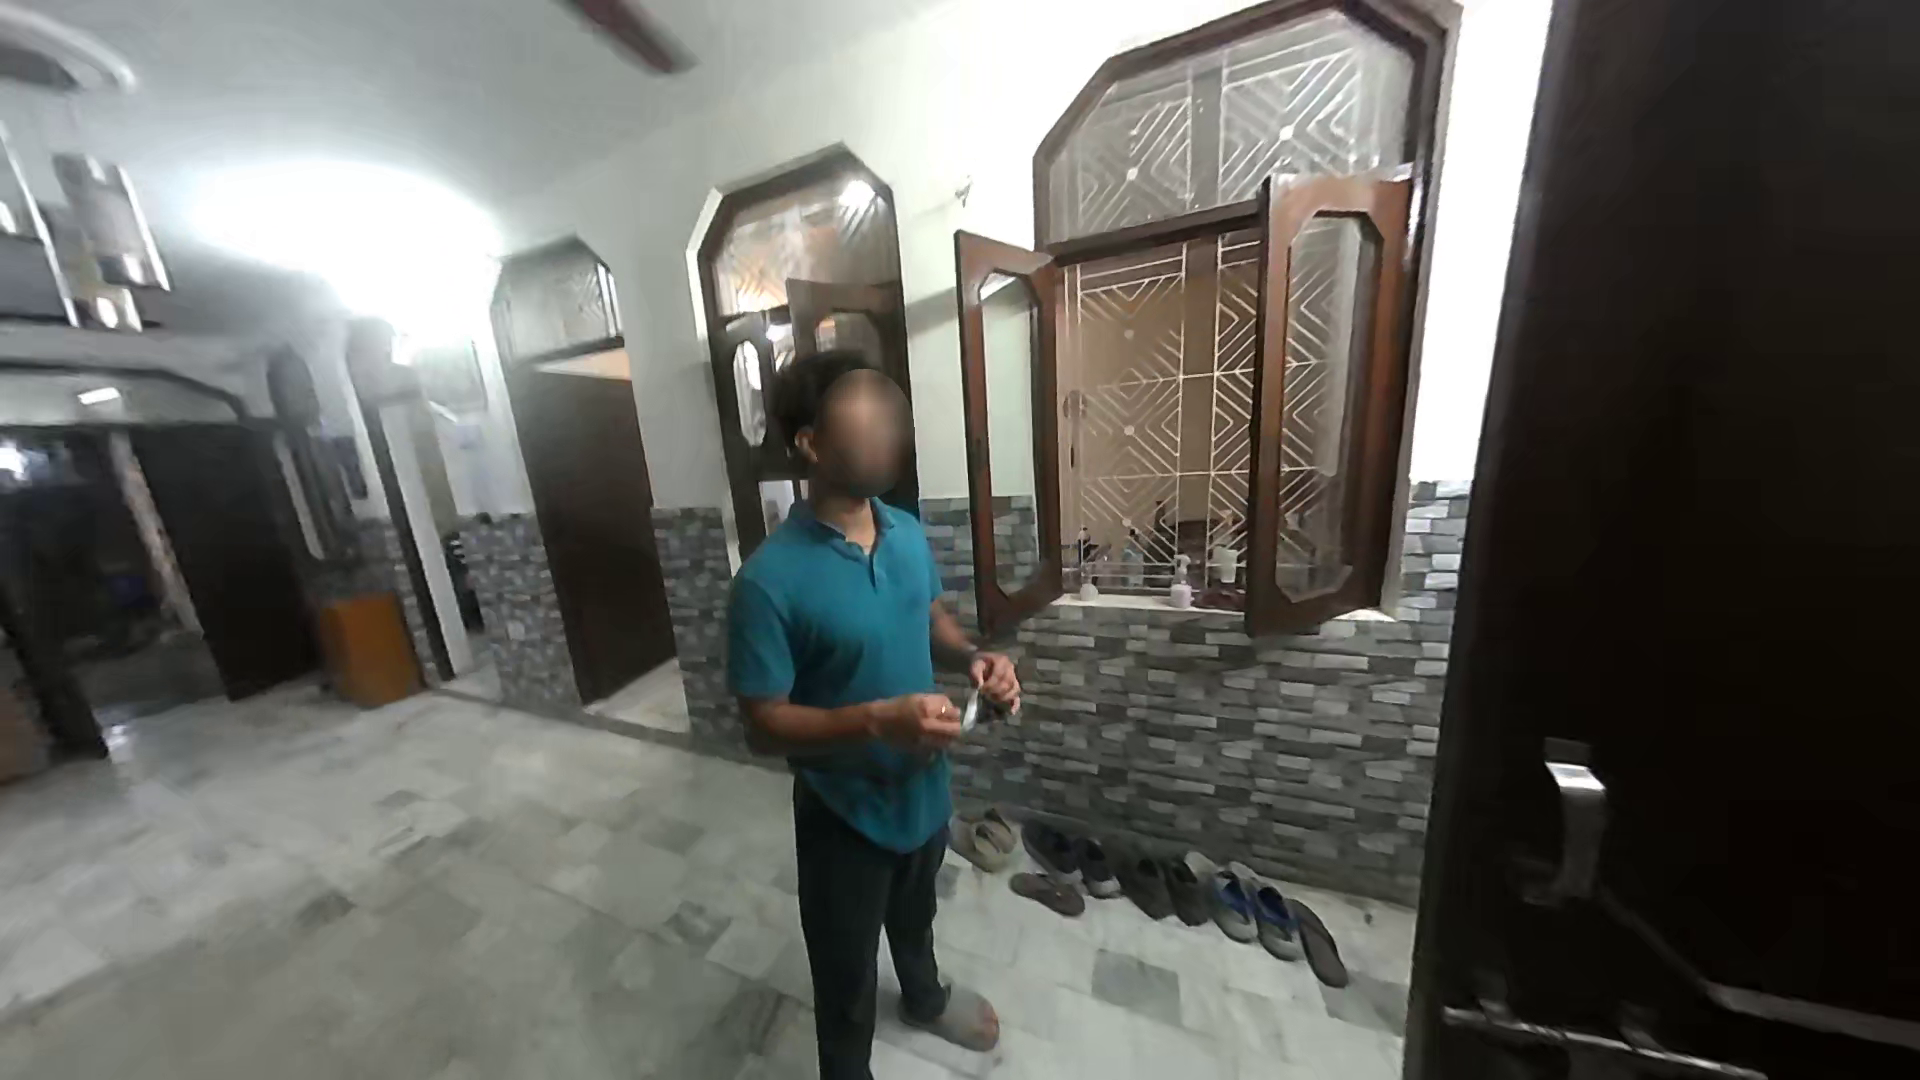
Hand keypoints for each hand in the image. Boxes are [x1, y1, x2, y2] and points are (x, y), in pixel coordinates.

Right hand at [875, 693, 962, 748]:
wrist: (879, 721)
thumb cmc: (897, 705)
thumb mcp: (918, 697)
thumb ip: (936, 702)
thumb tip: (951, 709)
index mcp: (927, 707)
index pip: (951, 710)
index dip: (953, 710)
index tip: (950, 711)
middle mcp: (928, 723)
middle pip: (955, 728)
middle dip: (955, 724)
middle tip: (951, 722)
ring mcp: (925, 738)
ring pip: (948, 740)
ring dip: (948, 735)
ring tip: (943, 731)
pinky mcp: (920, 748)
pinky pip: (937, 747)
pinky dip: (939, 743)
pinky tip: (933, 738)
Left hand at [969, 652, 1020, 713]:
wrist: (981, 663)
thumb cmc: (978, 664)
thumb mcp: (974, 665)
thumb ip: (975, 674)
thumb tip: (979, 686)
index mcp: (1002, 661)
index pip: (999, 676)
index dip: (990, 685)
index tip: (980, 690)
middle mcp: (1011, 668)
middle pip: (1008, 684)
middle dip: (996, 692)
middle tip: (985, 695)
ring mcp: (1014, 678)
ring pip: (1014, 690)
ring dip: (1003, 698)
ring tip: (993, 700)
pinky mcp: (1014, 686)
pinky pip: (1017, 695)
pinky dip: (1015, 704)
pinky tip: (1011, 712)